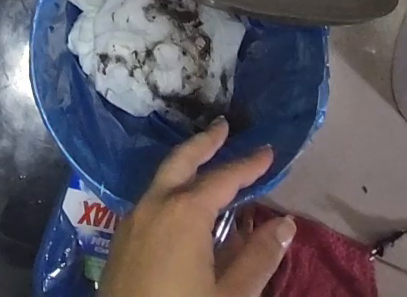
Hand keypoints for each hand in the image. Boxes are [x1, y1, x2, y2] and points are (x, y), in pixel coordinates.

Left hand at [98, 119, 295, 296]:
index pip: (223, 178)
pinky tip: (181, 203)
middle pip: (182, 161)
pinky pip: (151, 200)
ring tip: (206, 159)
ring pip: (162, 179)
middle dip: (204, 143)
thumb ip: (258, 258)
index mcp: (184, 212)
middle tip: (224, 127)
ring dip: (185, 164)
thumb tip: (285, 223)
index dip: (248, 165)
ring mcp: (133, 220)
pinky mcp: (121, 240)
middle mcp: (155, 204)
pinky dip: (170, 188)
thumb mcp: (230, 296)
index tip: (268, 151)